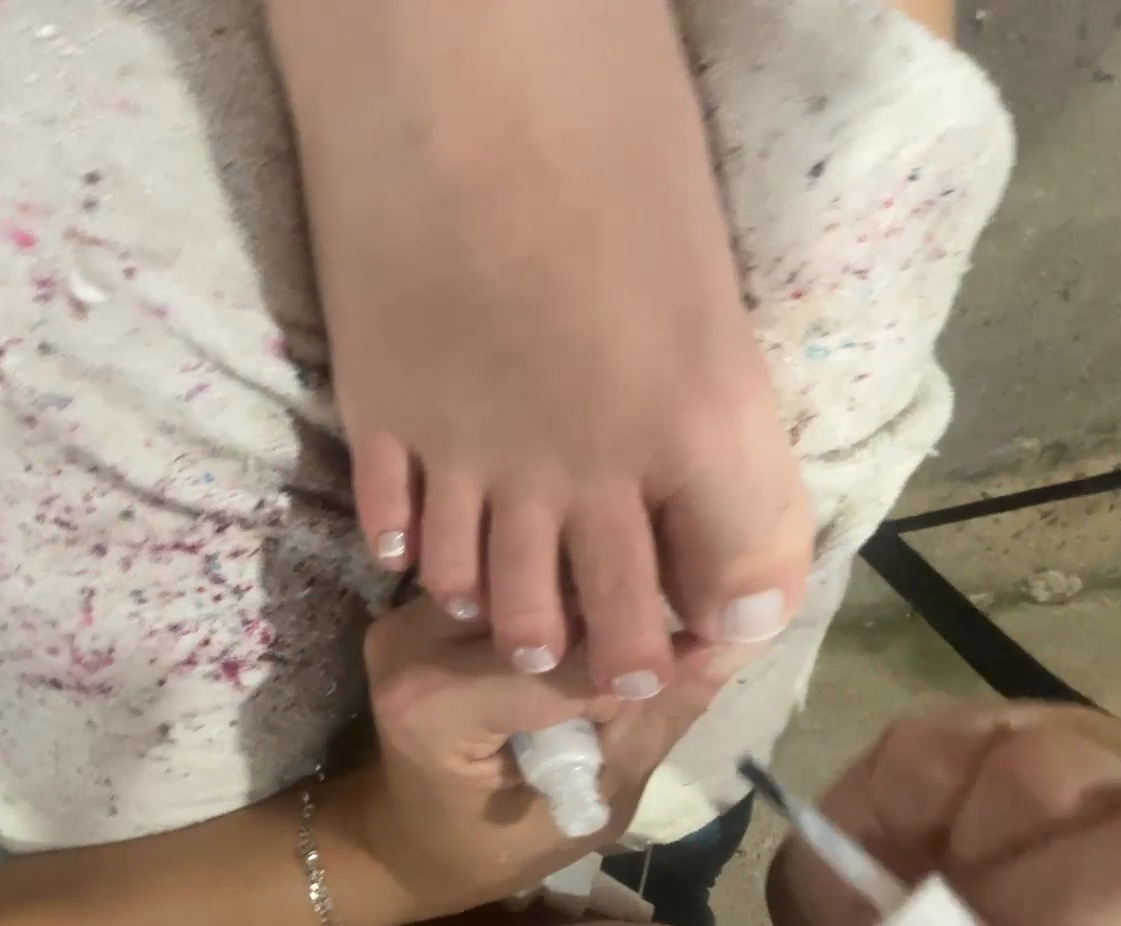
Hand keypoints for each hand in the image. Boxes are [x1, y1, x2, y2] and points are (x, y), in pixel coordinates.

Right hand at [268, 0, 812, 699]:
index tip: (722, 626)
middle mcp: (583, 464)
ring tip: (520, 636)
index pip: (739, 574)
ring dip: (512, 619)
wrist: (449, 57)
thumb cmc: (604, 110)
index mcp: (695, 413)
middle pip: (609, 611)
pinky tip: (413, 556)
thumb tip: (696, 444)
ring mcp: (468, 451)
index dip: (737, 617)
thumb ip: (710, 378)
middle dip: (625, 655)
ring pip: (489, 587)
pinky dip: (411, 549)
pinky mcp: (380, 417)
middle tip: (621, 669)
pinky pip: (396, 519)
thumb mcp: (706, 253)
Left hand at [346, 597, 756, 917]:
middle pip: (539, 599)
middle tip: (683, 618)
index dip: (642, 652)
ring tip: (641, 613)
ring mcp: (401, 617)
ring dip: (585, 595)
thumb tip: (735, 640)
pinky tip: (592, 611)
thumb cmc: (495, 843)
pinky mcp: (410, 607)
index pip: (563, 659)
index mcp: (434, 705)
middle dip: (616, 607)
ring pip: (522, 577)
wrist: (408, 833)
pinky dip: (552, 597)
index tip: (712, 639)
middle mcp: (407, 644)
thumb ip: (652, 719)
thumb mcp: (591, 804)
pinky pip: (501, 584)